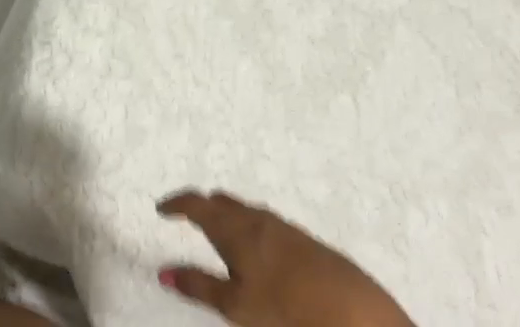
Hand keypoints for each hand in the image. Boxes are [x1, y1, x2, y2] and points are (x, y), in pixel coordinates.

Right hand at [157, 190, 413, 326]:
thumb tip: (162, 271)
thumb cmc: (286, 309)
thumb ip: (199, 285)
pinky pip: (268, 224)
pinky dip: (251, 227)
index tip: (161, 208)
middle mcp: (260, 220)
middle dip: (203, 207)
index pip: (198, 204)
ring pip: (249, 212)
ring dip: (229, 216)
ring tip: (220, 232)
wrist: (358, 316)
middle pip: (224, 203)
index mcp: (237, 229)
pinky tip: (259, 250)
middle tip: (187, 217)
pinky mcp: (309, 244)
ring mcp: (288, 230)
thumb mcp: (236, 305)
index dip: (177, 203)